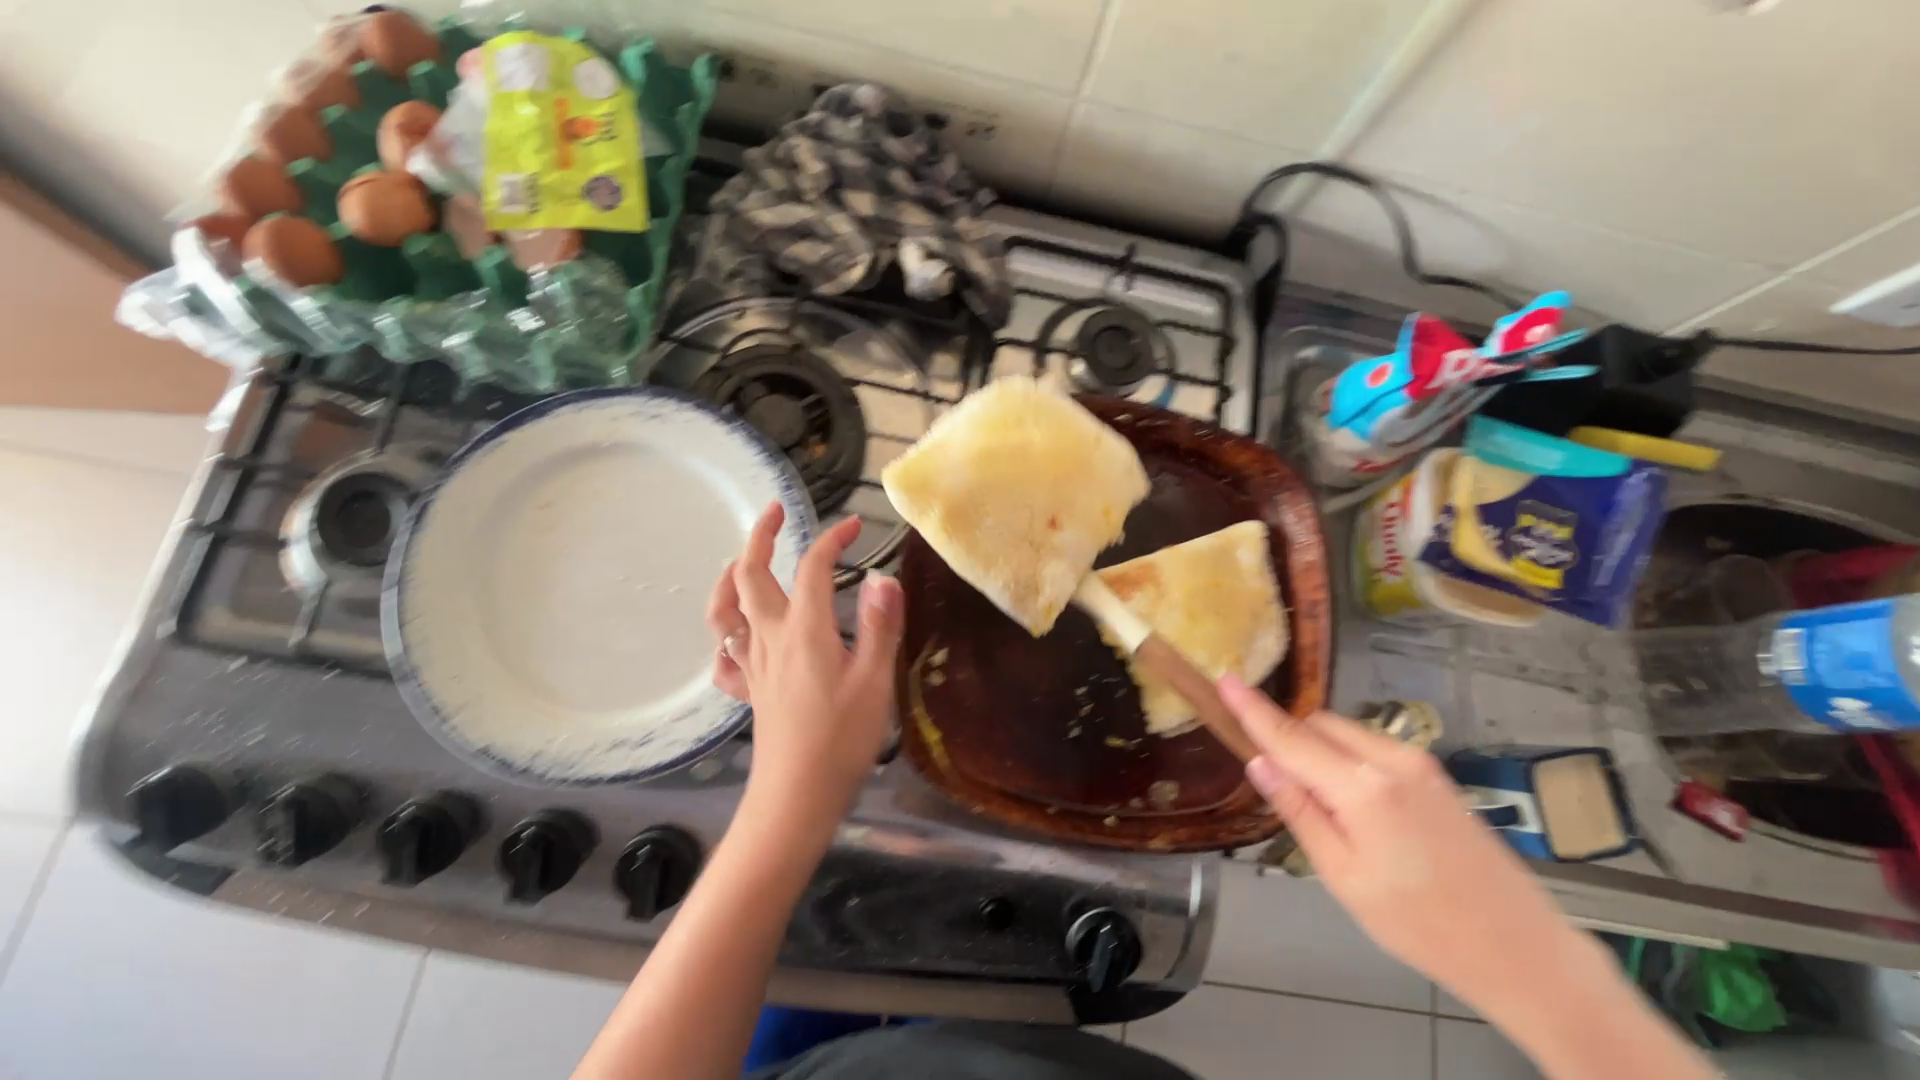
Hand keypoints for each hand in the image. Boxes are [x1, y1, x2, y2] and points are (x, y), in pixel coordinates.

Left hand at [705, 503, 904, 831]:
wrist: (796, 795)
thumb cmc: (841, 739)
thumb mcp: (874, 682)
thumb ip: (880, 627)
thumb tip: (883, 579)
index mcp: (805, 629)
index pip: (813, 567)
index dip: (832, 538)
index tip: (854, 526)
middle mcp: (770, 637)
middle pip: (750, 574)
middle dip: (760, 536)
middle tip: (777, 512)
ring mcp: (753, 664)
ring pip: (724, 610)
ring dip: (729, 577)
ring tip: (742, 561)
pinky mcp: (748, 690)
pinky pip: (724, 655)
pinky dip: (726, 636)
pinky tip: (739, 636)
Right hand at [1218, 676, 1584, 1010]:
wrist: (1520, 948)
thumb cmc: (1420, 924)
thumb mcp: (1343, 876)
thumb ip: (1299, 812)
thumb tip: (1260, 763)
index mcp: (1363, 788)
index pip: (1291, 737)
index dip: (1252, 708)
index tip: (1224, 678)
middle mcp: (1392, 760)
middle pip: (1318, 724)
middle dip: (1287, 735)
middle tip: (1269, 778)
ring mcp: (1419, 764)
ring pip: (1345, 733)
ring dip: (1316, 747)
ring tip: (1314, 804)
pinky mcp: (1436, 775)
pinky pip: (1371, 748)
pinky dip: (1344, 758)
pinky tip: (1350, 804)